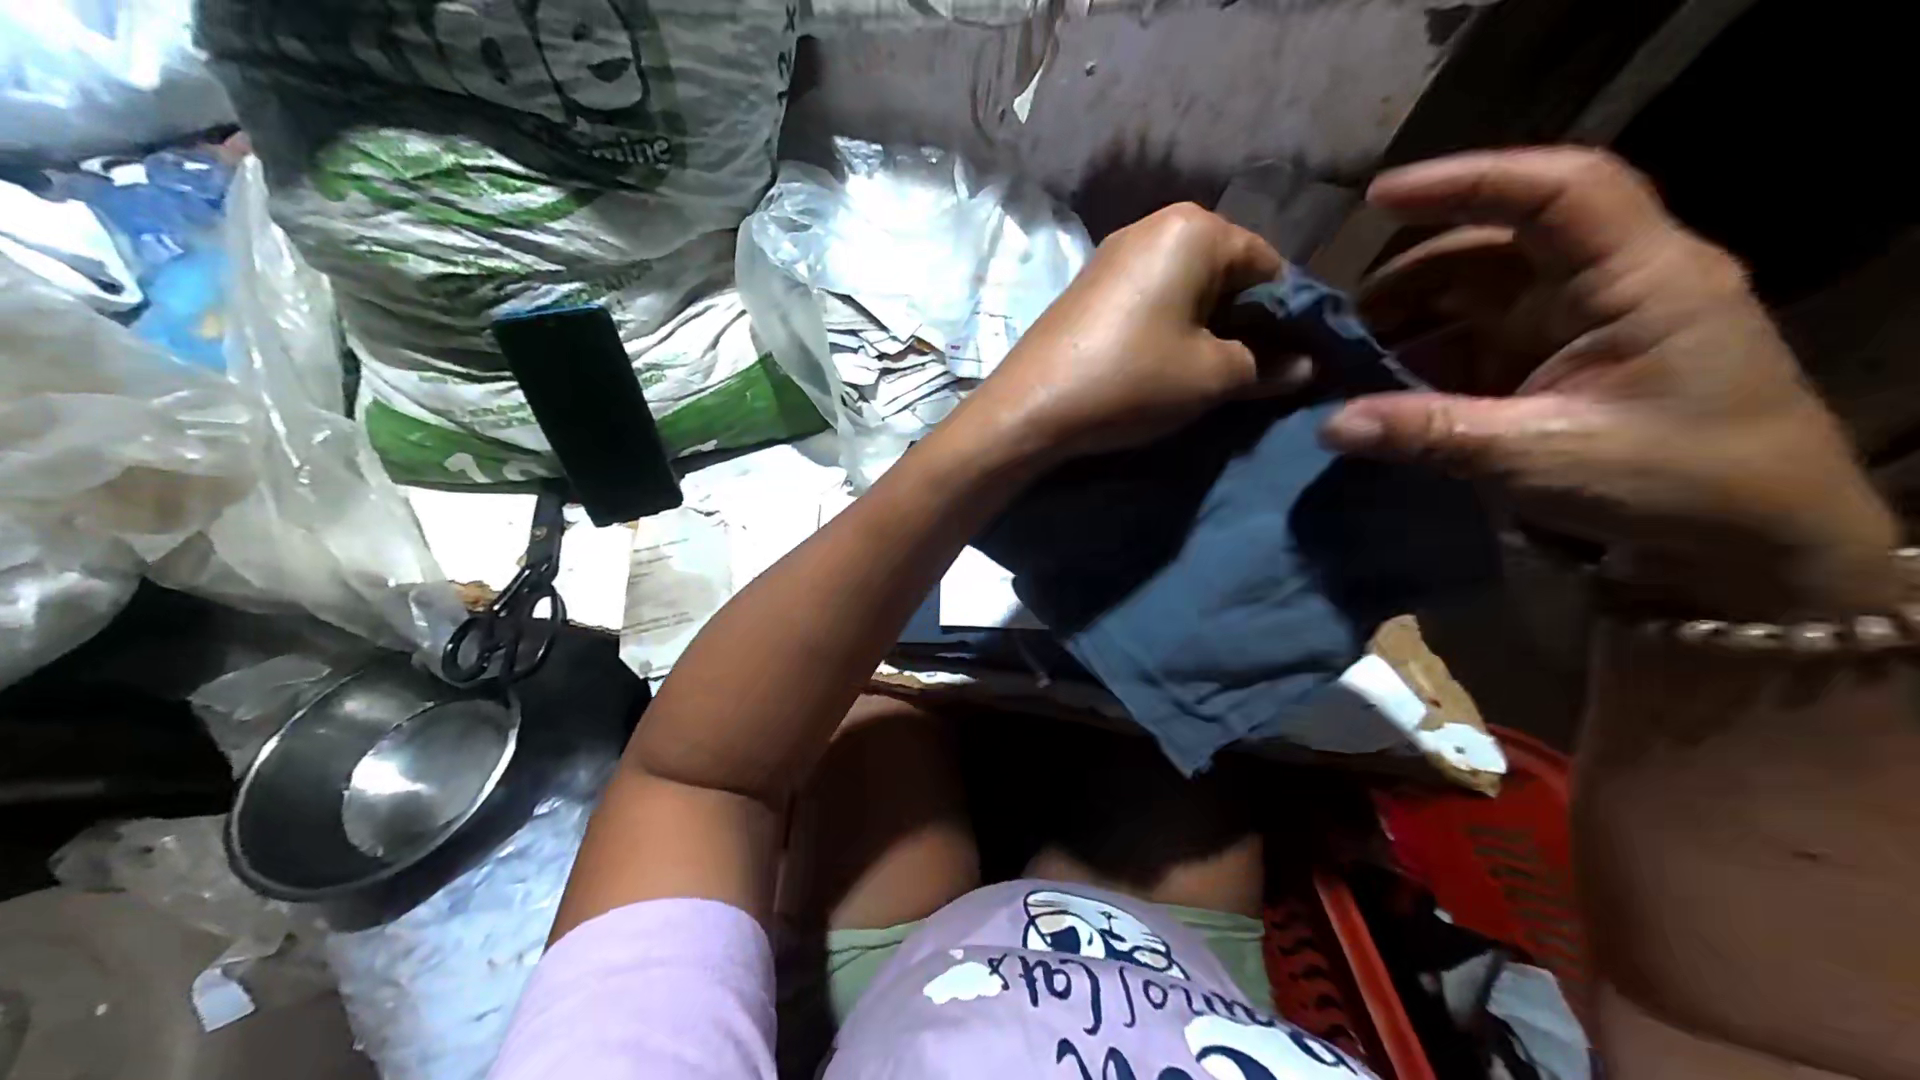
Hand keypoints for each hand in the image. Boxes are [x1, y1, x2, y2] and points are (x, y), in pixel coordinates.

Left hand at [958, 203, 1308, 460]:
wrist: (1029, 408)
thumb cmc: (1131, 381)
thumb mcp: (1212, 377)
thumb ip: (1268, 365)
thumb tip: (1305, 364)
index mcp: (1195, 228)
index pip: (1270, 266)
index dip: (1289, 317)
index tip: (1292, 361)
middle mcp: (1154, 225)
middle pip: (1226, 271)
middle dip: (1245, 321)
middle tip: (1251, 373)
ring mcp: (1114, 253)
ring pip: (1187, 287)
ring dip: (1207, 327)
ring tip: (1206, 373)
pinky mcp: (1089, 285)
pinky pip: (1150, 297)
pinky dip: (1169, 326)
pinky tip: (1163, 363)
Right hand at [1321, 147, 1898, 617]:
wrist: (1746, 546)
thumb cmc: (1677, 485)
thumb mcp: (1540, 457)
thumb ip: (1430, 433)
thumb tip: (1329, 425)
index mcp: (1640, 280)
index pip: (1558, 193)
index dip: (1468, 182)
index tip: (1379, 197)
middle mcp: (1605, 286)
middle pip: (1493, 248)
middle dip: (1409, 279)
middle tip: (1337, 323)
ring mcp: (1576, 327)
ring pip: (1474, 297)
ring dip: (1408, 324)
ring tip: (1345, 362)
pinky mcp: (1551, 366)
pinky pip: (1472, 345)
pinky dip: (1422, 362)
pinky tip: (1379, 390)